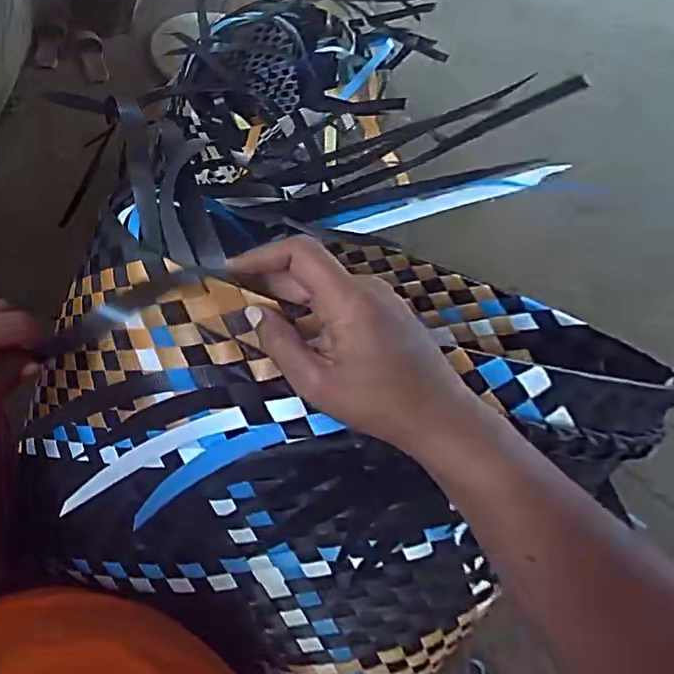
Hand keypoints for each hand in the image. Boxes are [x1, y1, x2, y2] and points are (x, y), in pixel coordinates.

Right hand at [228, 236, 488, 452]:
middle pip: (305, 268)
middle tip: (232, 300)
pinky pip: (335, 296)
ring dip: (285, 295)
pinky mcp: (383, 310)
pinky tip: (292, 330)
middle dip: (265, 280)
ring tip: (257, 319)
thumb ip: (278, 342)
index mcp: (349, 300)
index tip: (230, 271)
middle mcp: (365, 289)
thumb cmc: (379, 405)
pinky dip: (307, 306)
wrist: (442, 420)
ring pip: (319, 283)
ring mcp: (378, 298)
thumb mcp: (314, 381)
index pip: (299, 252)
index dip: (259, 255)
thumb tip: (254, 313)